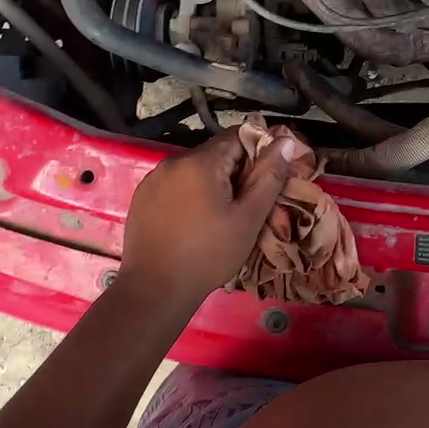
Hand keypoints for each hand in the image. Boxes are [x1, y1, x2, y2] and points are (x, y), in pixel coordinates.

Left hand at [120, 128, 294, 306]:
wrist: (153, 292)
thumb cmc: (208, 255)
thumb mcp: (248, 218)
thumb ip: (269, 176)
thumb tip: (287, 140)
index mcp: (201, 161)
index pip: (238, 135)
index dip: (258, 151)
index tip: (267, 176)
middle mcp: (174, 161)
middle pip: (215, 152)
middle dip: (235, 170)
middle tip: (247, 202)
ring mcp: (154, 179)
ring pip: (195, 168)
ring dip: (212, 182)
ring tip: (221, 214)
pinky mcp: (142, 197)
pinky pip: (175, 183)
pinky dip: (190, 193)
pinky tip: (194, 221)